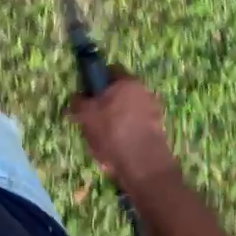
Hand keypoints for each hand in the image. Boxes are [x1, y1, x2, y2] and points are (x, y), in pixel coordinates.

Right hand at [68, 70, 179, 191]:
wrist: (143, 165)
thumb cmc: (112, 132)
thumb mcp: (86, 116)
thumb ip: (78, 103)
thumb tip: (76, 98)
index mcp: (127, 81)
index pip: (110, 71)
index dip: (98, 81)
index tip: (89, 95)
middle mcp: (144, 91)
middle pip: (121, 91)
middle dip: (108, 102)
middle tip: (94, 118)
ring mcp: (154, 111)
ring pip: (130, 110)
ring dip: (119, 118)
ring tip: (105, 138)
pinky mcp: (159, 131)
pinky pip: (138, 126)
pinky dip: (129, 132)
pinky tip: (119, 148)